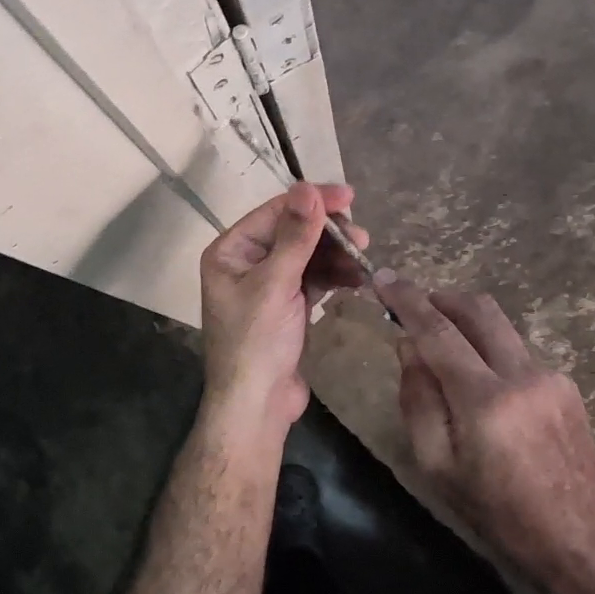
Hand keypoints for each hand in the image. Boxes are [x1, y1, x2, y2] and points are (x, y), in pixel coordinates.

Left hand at [200, 182, 368, 427]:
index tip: (350, 196)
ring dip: (336, 256)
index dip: (312, 203)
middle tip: (362, 237)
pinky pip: (313, 280)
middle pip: (293, 233)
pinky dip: (334, 277)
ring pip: (307, 257)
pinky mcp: (287, 307)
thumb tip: (307, 188)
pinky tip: (358, 278)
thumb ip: (294, 237)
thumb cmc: (256, 342)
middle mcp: (245, 263)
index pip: (274, 213)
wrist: (256, 405)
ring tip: (364, 262)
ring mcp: (267, 286)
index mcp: (230, 252)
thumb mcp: (274, 285)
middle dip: (328, 234)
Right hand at [373, 271, 594, 584]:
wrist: (579, 536)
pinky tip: (480, 385)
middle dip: (441, 297)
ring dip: (466, 325)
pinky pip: (516, 352)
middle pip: (479, 309)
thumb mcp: (436, 465)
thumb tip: (409, 348)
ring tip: (442, 350)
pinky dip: (489, 352)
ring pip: (500, 328)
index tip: (383, 278)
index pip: (438, 332)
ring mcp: (551, 376)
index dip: (407, 300)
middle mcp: (522, 375)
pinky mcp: (567, 385)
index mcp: (485, 400)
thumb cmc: (495, 510)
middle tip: (411, 302)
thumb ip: (417, 399)